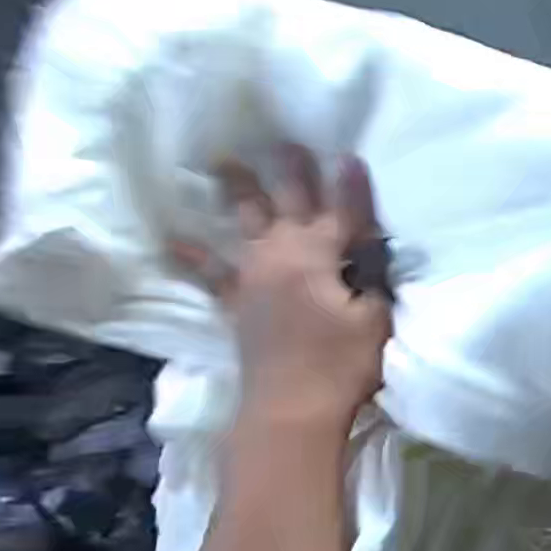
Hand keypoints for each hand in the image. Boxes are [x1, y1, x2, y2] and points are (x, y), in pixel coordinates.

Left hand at [173, 144, 392, 432]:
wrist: (292, 408)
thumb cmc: (343, 365)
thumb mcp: (375, 322)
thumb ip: (375, 284)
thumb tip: (373, 257)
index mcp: (319, 259)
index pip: (343, 215)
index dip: (351, 189)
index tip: (350, 157)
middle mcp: (281, 257)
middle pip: (289, 206)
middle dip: (292, 174)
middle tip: (285, 141)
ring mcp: (254, 279)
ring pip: (245, 225)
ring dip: (237, 193)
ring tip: (222, 163)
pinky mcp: (239, 305)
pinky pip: (212, 274)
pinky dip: (194, 257)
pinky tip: (174, 241)